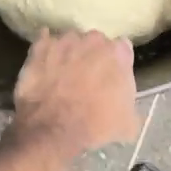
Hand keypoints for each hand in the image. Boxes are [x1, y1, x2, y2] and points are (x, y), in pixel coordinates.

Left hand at [9, 31, 139, 159]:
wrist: (54, 130)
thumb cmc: (96, 125)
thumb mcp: (127, 123)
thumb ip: (130, 103)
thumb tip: (125, 104)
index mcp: (118, 53)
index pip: (122, 49)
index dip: (117, 63)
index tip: (112, 77)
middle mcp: (93, 40)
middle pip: (96, 42)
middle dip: (93, 56)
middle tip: (87, 77)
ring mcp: (65, 41)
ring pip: (70, 41)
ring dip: (69, 53)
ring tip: (63, 74)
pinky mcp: (40, 48)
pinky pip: (44, 41)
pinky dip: (46, 51)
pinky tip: (45, 63)